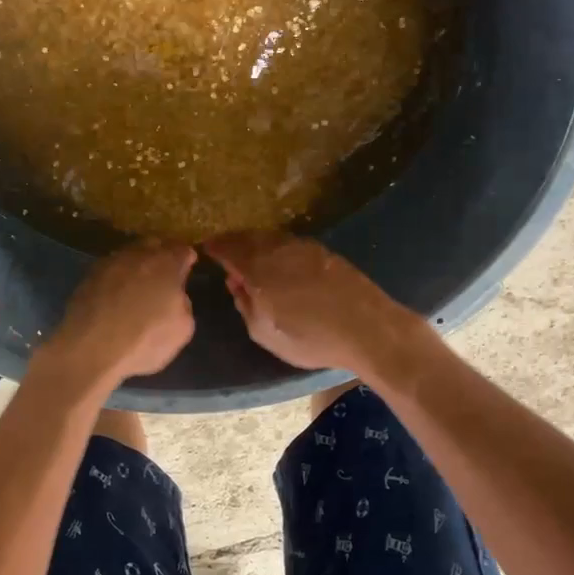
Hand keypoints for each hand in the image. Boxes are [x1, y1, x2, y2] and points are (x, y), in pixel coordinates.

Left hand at [39, 241, 197, 387]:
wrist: (90, 349)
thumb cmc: (143, 340)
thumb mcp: (182, 329)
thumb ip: (184, 303)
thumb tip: (175, 295)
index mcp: (166, 263)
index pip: (182, 249)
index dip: (187, 257)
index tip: (188, 265)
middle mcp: (138, 255)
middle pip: (154, 244)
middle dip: (161, 253)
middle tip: (165, 271)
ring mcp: (110, 263)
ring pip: (129, 255)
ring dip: (137, 265)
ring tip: (139, 283)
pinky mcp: (88, 276)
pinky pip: (110, 269)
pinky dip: (117, 277)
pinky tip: (117, 294)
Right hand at [203, 231, 418, 372]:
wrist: (368, 328)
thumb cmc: (311, 337)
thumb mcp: (265, 333)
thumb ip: (245, 305)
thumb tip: (236, 284)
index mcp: (258, 267)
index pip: (228, 248)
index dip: (214, 247)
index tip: (205, 249)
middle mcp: (277, 249)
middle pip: (248, 237)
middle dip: (233, 241)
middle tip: (223, 249)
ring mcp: (303, 247)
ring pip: (270, 238)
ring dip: (254, 243)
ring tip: (248, 255)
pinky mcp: (323, 252)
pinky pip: (288, 243)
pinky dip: (275, 247)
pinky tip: (278, 260)